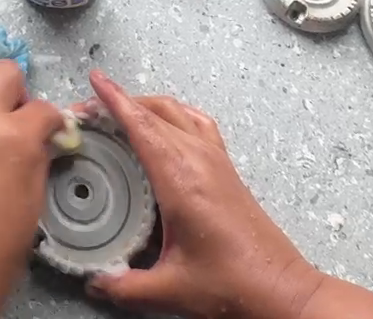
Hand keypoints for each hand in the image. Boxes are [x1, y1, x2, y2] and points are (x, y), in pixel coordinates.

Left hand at [0, 60, 65, 318]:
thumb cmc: (1, 237)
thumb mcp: (36, 189)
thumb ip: (41, 147)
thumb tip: (46, 130)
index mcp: (13, 134)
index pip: (43, 107)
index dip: (52, 121)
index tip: (51, 131)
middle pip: (5, 70)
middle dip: (19, 91)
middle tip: (19, 117)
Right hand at [86, 71, 372, 318]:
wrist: (283, 291)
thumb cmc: (234, 284)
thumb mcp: (172, 289)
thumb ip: (126, 285)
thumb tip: (93, 281)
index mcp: (180, 177)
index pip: (140, 124)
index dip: (114, 99)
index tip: (95, 80)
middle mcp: (197, 158)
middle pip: (152, 111)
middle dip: (118, 102)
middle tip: (90, 108)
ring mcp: (214, 157)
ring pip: (174, 111)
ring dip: (144, 103)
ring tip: (119, 109)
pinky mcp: (225, 165)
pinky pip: (195, 121)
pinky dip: (173, 111)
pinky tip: (164, 119)